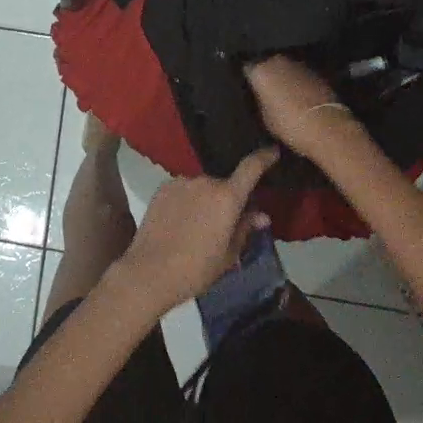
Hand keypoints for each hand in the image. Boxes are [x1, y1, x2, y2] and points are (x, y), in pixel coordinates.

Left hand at [113, 147, 279, 312]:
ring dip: (206, 199)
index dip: (264, 157)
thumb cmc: (196, 269)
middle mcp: (205, 181)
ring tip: (199, 226)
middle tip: (225, 222)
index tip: (273, 151)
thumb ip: (245, 229)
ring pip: (202, 187)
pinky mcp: (163, 187)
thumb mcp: (228, 255)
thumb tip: (261, 215)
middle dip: (228, 198)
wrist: (150, 271)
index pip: (251, 167)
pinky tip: (181, 222)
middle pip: (224, 183)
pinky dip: (188, 200)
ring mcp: (181, 182)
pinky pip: (184, 189)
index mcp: (227, 196)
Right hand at [244, 54, 361, 158]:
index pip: (247, 68)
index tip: (249, 87)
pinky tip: (300, 95)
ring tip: (284, 93)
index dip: (248, 78)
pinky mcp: (316, 72)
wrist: (326, 126)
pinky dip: (299, 81)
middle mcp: (277, 61)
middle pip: (267, 64)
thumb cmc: (288, 124)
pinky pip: (301, 75)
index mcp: (260, 71)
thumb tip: (262, 96)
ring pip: (285, 68)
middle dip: (267, 74)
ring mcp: (298, 64)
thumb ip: (261, 101)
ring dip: (284, 76)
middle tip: (267, 89)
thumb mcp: (265, 117)